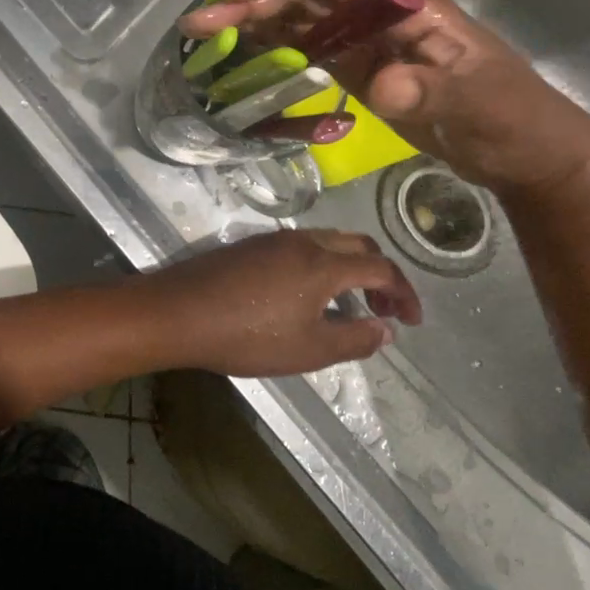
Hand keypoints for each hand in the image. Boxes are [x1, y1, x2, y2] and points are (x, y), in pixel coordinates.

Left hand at [141, 229, 422, 377]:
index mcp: (322, 263)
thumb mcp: (310, 349)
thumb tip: (386, 328)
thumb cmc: (247, 335)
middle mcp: (299, 241)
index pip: (380, 266)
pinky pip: (297, 247)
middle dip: (379, 274)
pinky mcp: (245, 247)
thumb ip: (355, 338)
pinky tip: (309, 296)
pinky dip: (320, 265)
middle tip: (385, 309)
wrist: (177, 312)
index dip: (404, 293)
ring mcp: (268, 240)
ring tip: (351, 305)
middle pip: (355, 244)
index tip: (412, 321)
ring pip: (324, 241)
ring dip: (348, 267)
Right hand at [178, 0, 589, 193]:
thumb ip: (432, 89)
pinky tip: (233, 52)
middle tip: (198, 18)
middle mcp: (376, 16)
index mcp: (407, 6)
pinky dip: (266, 48)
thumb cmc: (512, 118)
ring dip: (248, 23)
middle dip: (249, 2)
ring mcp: (362, 43)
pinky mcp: (353, 70)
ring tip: (201, 33)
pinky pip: (300, 51)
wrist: (524, 154)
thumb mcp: (479, 103)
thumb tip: (383, 84)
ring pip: (294, 22)